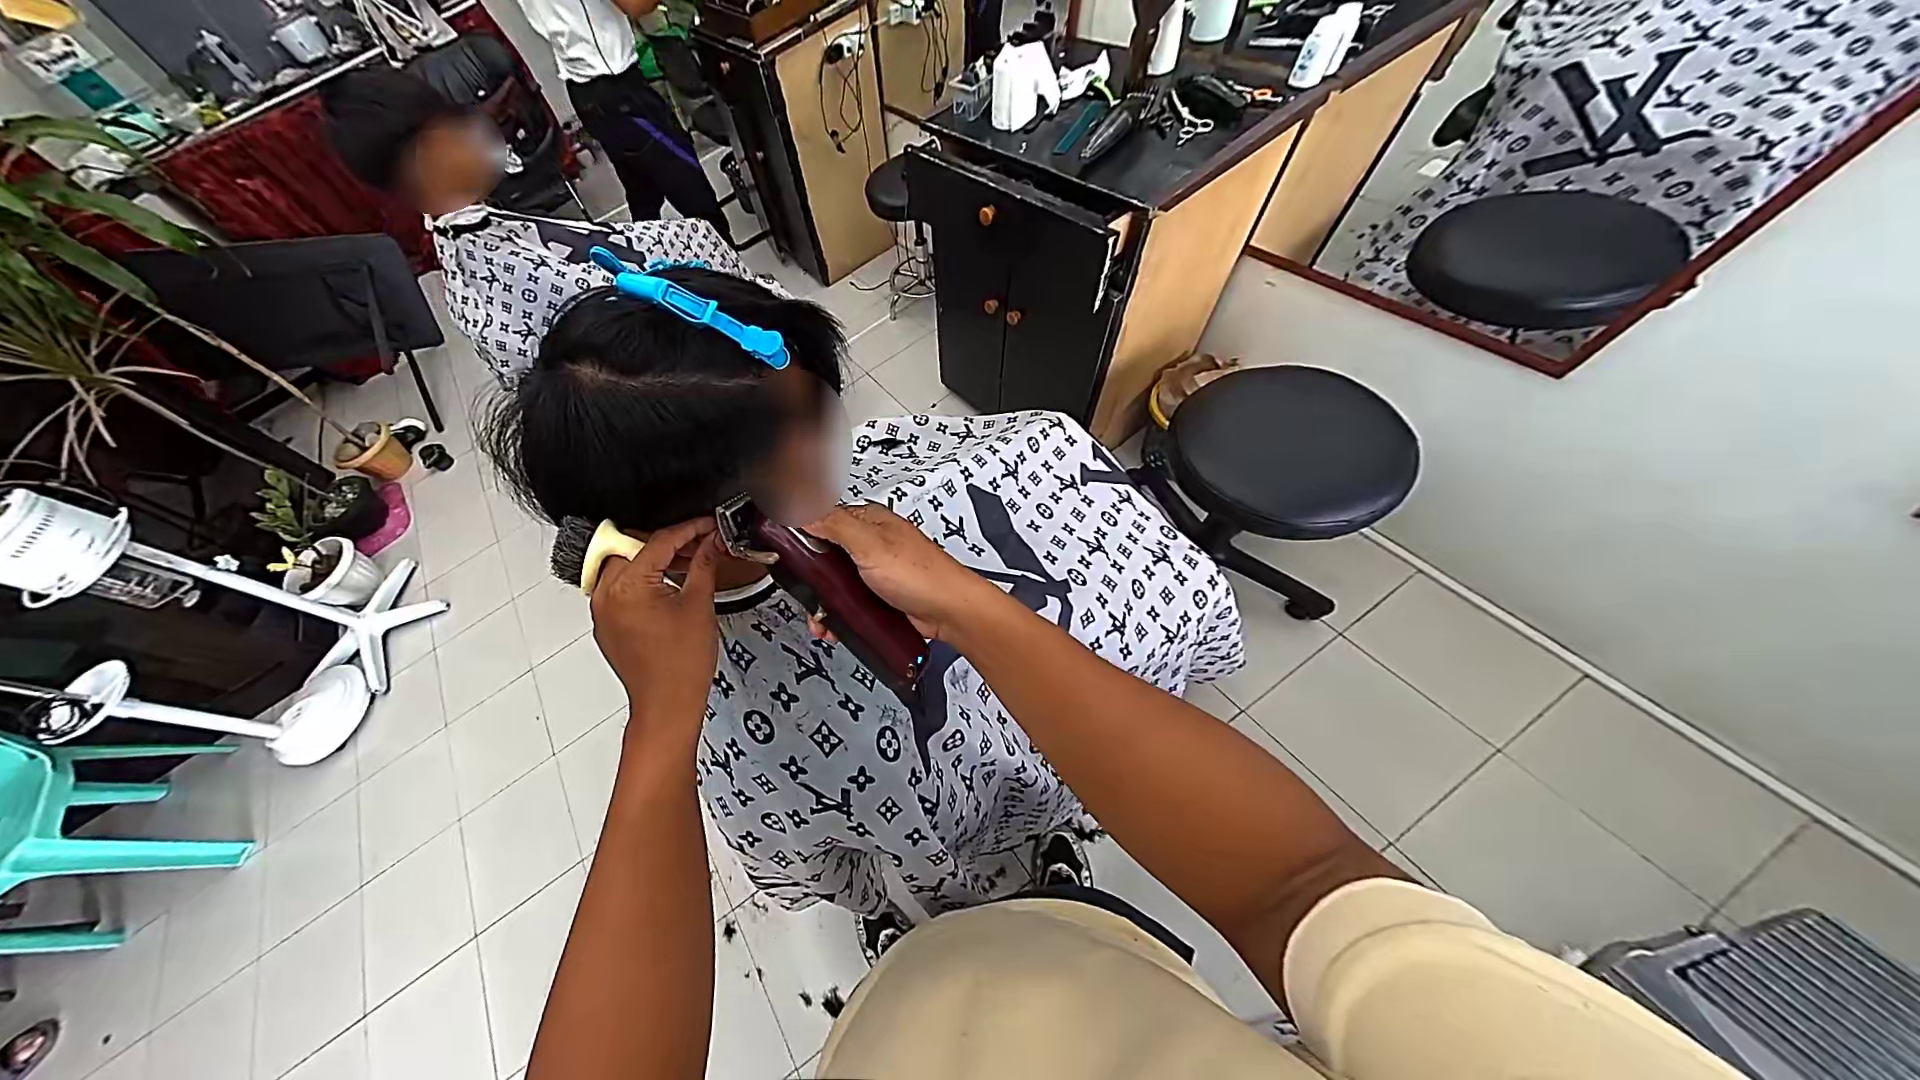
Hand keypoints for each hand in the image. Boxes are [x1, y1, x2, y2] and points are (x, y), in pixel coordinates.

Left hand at [589, 516, 720, 726]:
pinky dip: (644, 577)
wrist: (667, 703)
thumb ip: (704, 564)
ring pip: (624, 563)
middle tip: (699, 541)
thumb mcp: (699, 604)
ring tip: (689, 562)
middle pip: (633, 545)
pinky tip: (671, 582)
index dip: (689, 529)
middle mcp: (606, 595)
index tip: (708, 525)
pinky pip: (620, 585)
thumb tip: (712, 542)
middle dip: (667, 540)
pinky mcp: (607, 622)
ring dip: (655, 557)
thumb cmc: (681, 665)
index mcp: (628, 587)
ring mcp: (603, 609)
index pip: (658, 541)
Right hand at [802, 502, 1008, 642]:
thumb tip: (801, 507)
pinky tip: (836, 623)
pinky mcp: (877, 594)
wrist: (950, 612)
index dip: (798, 533)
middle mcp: (870, 542)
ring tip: (821, 615)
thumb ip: (834, 524)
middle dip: (810, 576)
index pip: (819, 516)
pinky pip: (848, 601)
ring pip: (834, 581)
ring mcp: (873, 569)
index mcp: (867, 520)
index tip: (782, 552)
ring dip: (822, 600)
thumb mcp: (870, 545)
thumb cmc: (924, 576)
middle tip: (806, 591)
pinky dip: (838, 614)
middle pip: (823, 553)